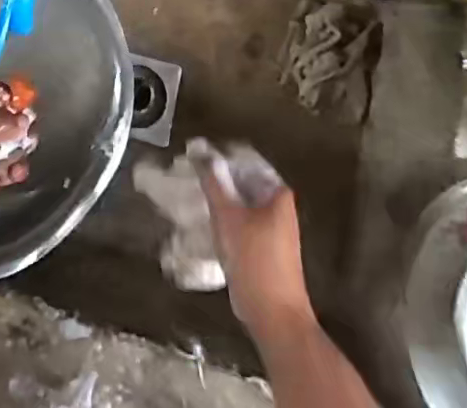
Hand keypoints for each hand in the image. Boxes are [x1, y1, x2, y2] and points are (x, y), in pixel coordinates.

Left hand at [0, 79, 32, 233]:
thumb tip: (24, 117)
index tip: (13, 99)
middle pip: (1, 114)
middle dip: (16, 117)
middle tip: (28, 124)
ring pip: (10, 139)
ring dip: (21, 142)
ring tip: (28, 146)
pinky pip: (11, 165)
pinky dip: (17, 167)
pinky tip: (17, 173)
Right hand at [191, 139, 314, 339]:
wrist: (273, 314)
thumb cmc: (254, 260)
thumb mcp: (227, 216)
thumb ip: (212, 182)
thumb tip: (199, 152)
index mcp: (277, 194)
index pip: (245, 161)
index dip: (219, 156)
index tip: (194, 155)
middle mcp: (278, 206)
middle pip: (242, 181)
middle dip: (216, 177)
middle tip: (187, 173)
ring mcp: (272, 227)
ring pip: (239, 201)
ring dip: (217, 198)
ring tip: (191, 193)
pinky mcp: (262, 245)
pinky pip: (239, 220)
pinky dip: (223, 216)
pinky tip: (202, 218)